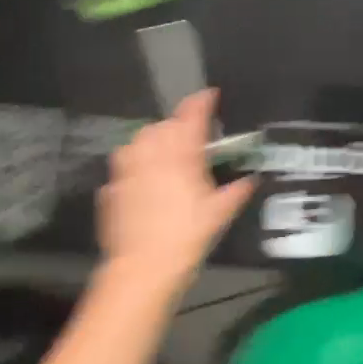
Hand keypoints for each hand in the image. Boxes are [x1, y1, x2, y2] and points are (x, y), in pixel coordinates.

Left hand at [100, 90, 256, 290]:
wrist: (142, 268)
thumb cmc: (186, 237)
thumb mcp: (220, 214)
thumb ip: (236, 191)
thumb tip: (251, 180)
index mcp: (181, 155)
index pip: (192, 116)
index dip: (201, 102)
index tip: (210, 95)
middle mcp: (151, 155)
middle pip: (163, 125)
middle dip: (177, 125)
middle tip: (192, 137)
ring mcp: (127, 171)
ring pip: (138, 140)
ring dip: (153, 140)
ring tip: (166, 153)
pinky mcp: (111, 189)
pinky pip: (124, 167)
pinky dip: (136, 167)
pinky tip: (145, 182)